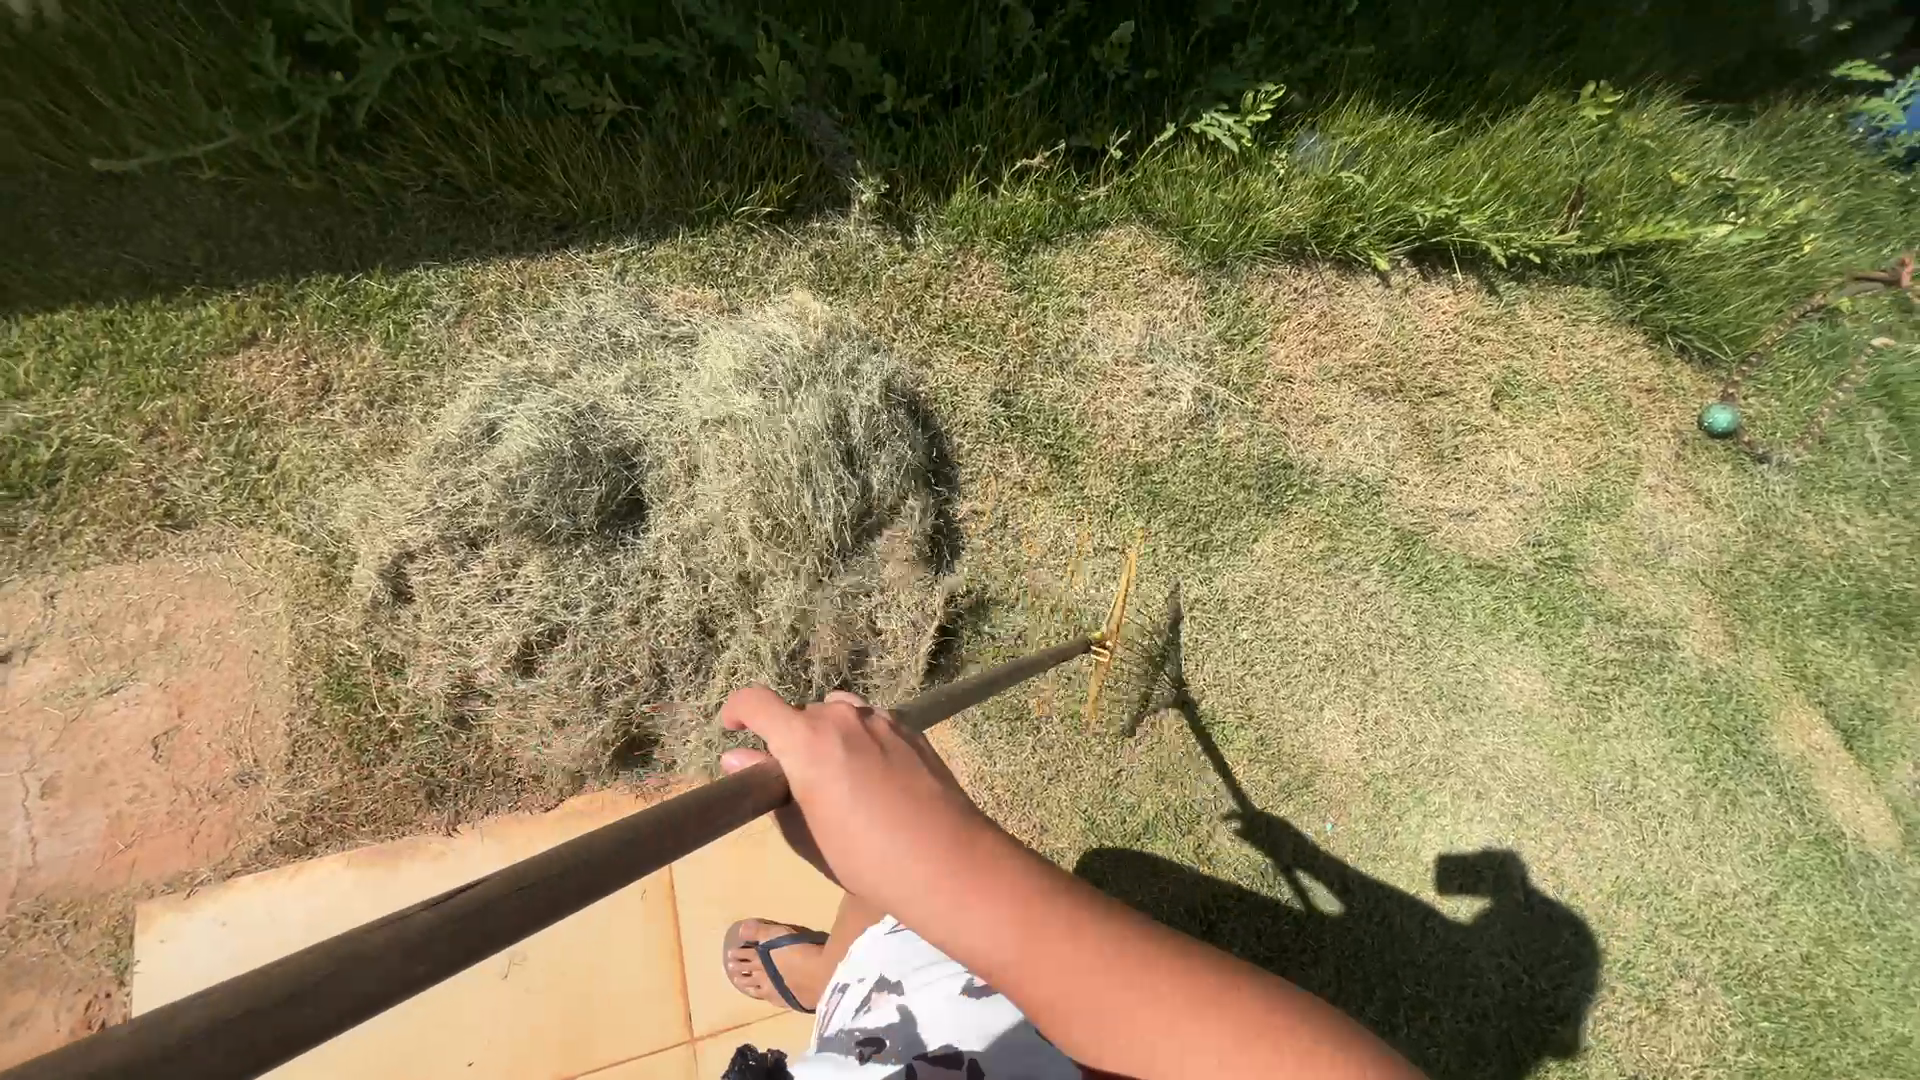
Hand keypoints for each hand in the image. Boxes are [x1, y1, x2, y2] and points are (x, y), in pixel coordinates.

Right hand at [718, 687, 1000, 906]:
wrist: (943, 858)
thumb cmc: (863, 856)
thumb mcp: (804, 830)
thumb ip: (770, 786)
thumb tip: (737, 757)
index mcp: (806, 739)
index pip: (757, 701)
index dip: (738, 710)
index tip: (733, 728)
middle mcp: (842, 716)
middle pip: (803, 714)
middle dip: (791, 739)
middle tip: (797, 781)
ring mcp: (881, 718)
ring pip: (840, 712)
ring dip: (828, 734)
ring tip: (837, 777)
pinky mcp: (910, 728)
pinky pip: (872, 723)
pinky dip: (861, 738)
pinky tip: (874, 777)